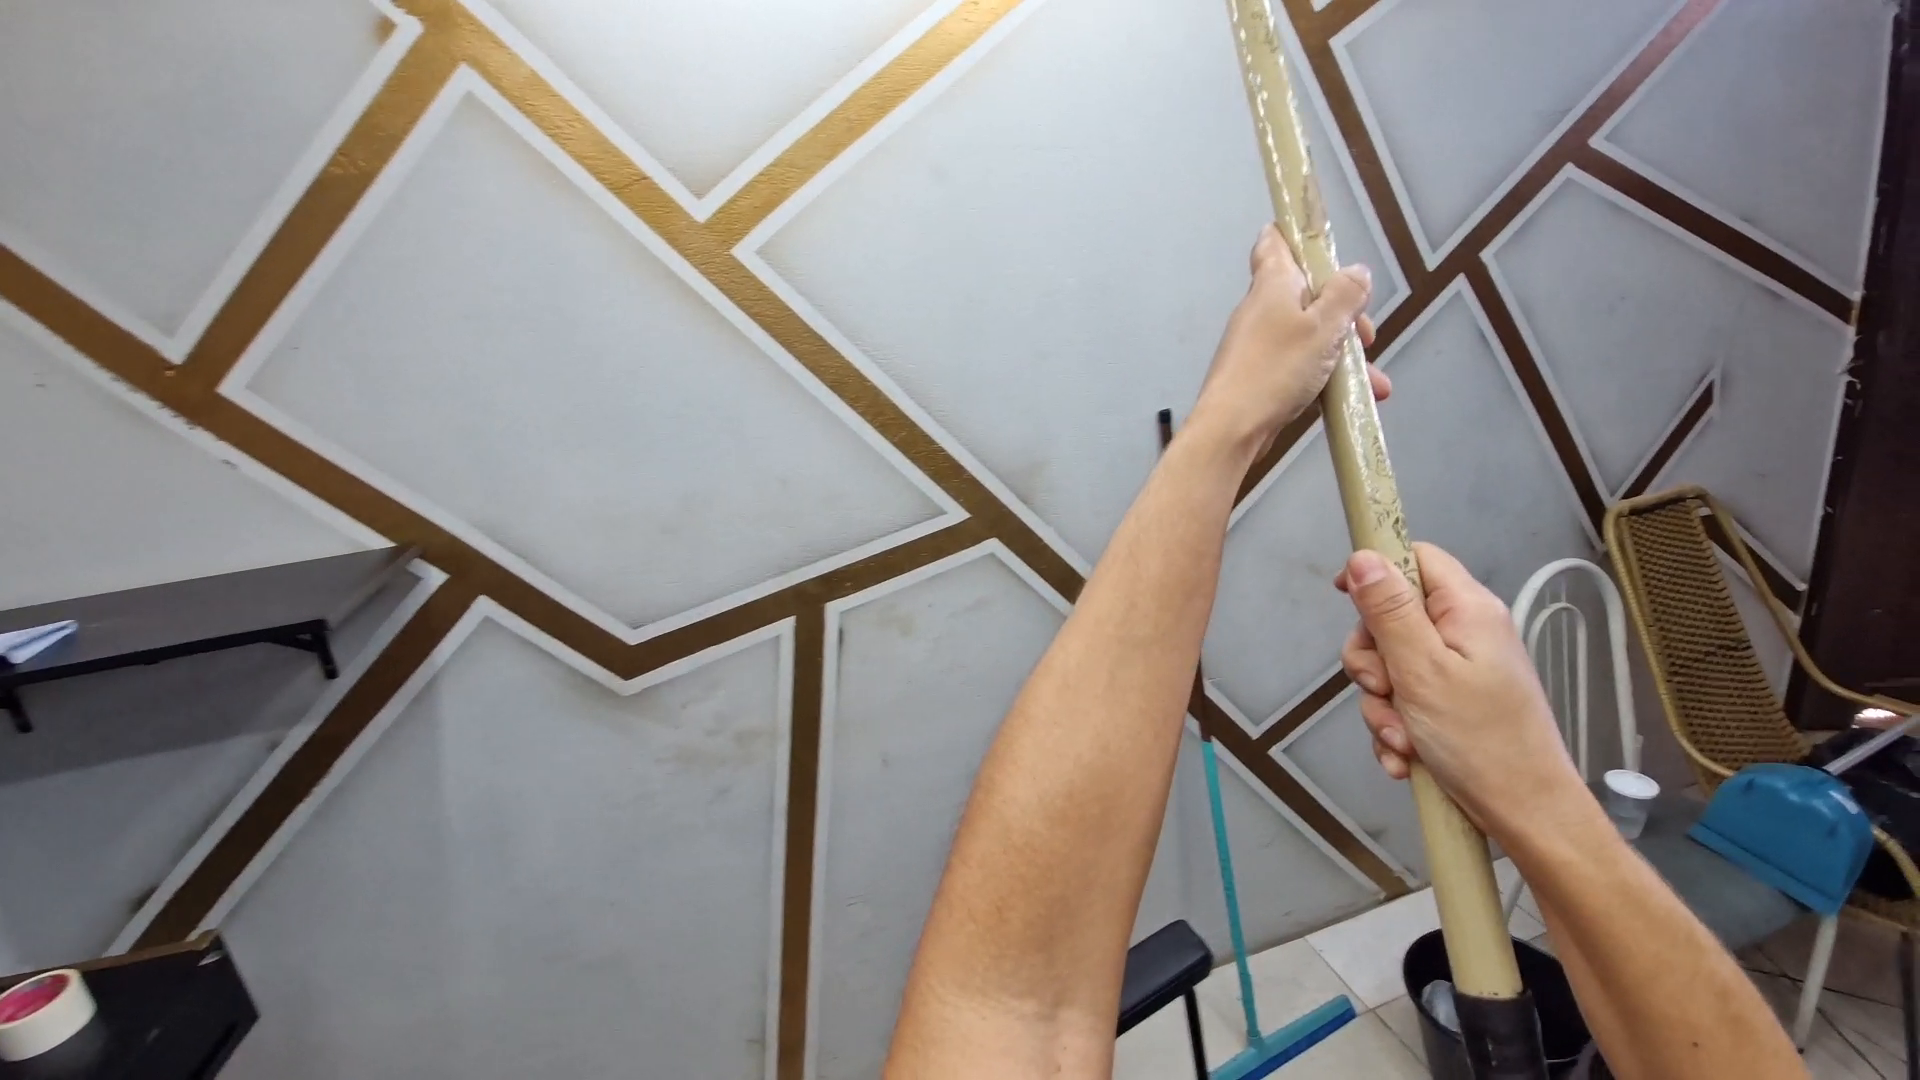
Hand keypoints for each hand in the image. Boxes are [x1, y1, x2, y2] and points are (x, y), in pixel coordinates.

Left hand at [1188, 224, 1384, 456]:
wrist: (1230, 429)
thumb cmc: (1276, 370)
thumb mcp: (1323, 326)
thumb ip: (1345, 295)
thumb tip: (1355, 272)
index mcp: (1272, 285)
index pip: (1275, 243)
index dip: (1296, 235)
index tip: (1322, 242)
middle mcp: (1260, 311)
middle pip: (1308, 297)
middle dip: (1344, 315)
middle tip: (1367, 339)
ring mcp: (1256, 346)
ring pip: (1309, 338)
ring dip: (1344, 356)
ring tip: (1374, 383)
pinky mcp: (1257, 378)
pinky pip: (1298, 368)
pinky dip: (1325, 379)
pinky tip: (1352, 399)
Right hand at [1333, 543, 1583, 838]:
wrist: (1526, 816)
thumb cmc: (1480, 740)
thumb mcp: (1422, 670)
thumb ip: (1389, 611)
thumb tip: (1363, 557)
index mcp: (1467, 611)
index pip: (1416, 558)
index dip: (1375, 569)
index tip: (1343, 596)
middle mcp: (1464, 634)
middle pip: (1390, 618)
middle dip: (1371, 659)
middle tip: (1383, 688)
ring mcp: (1458, 671)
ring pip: (1389, 666)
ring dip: (1380, 703)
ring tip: (1400, 737)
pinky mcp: (1450, 705)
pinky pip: (1401, 700)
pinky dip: (1394, 725)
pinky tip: (1403, 754)